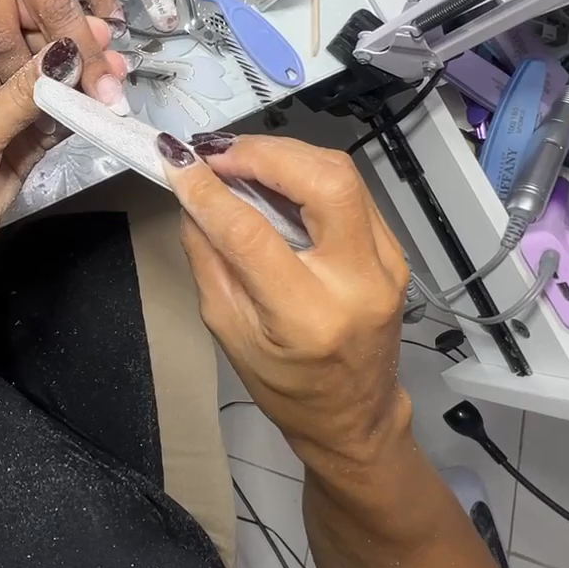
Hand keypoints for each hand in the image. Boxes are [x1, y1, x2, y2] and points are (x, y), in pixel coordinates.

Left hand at [0, 19, 114, 277]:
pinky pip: (55, 120)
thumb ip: (23, 92)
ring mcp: (1, 112)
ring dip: (82, 83)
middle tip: (111, 51)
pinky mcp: (21, 143)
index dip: (40, 19)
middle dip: (70, 53)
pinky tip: (106, 103)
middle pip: (30, 53)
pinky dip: (79, 114)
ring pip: (48, 88)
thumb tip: (71, 47)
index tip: (82, 20)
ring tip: (119, 75)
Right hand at [158, 133, 413, 471]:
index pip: (251, 234)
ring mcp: (386, 262)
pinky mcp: (392, 249)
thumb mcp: (226, 328)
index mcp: (308, 317)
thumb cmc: (284, 384)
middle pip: (324, 182)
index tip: (176, 160)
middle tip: (214, 151)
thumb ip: (207, 257)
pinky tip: (268, 174)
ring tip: (234, 156)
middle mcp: (358, 283)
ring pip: (341, 173)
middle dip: (262, 152)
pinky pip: (349, 188)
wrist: (355, 416)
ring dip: (281, 153)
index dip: (207, 190)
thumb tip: (192, 196)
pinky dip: (302, 169)